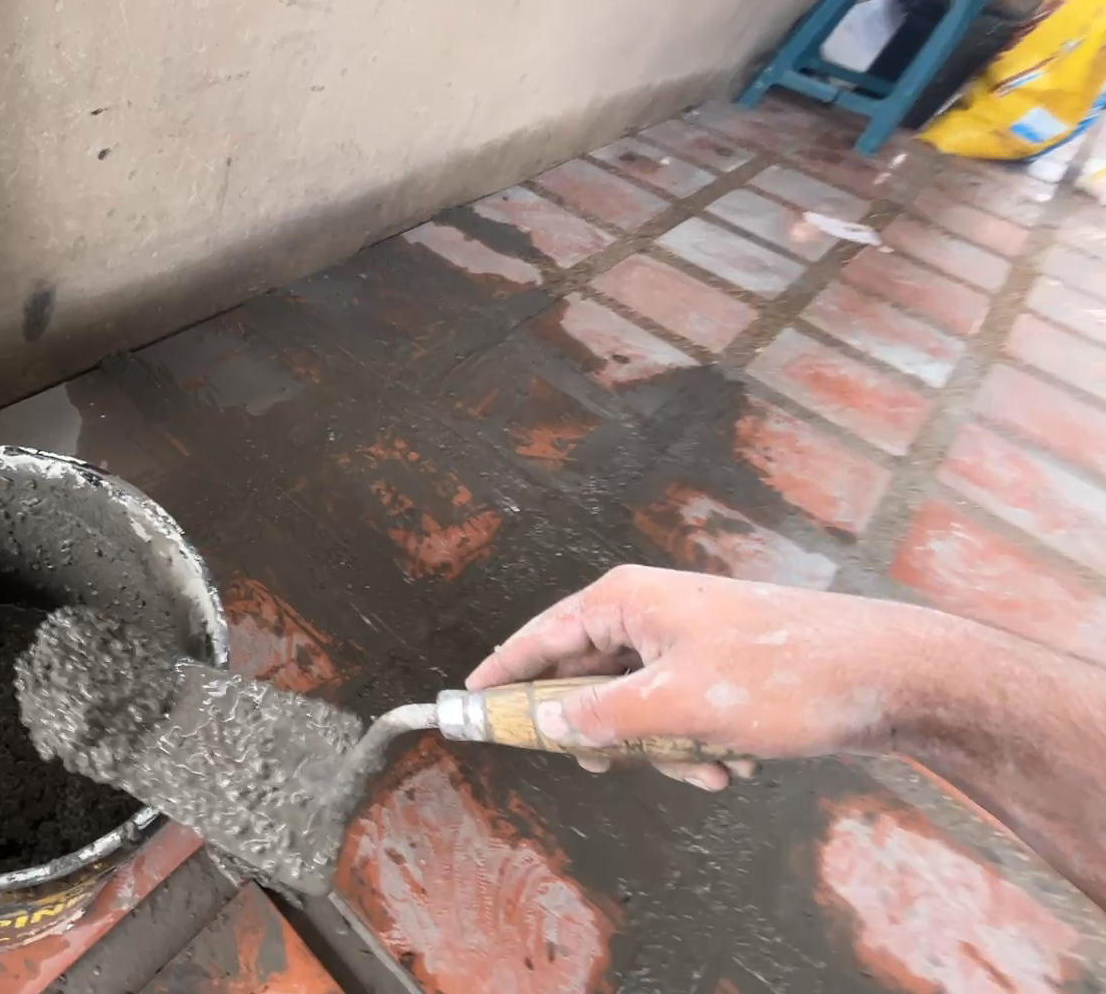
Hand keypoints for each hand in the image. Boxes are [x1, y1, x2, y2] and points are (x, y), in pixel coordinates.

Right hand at [466, 565, 968, 790]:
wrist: (903, 675)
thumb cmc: (783, 677)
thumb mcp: (679, 705)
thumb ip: (601, 718)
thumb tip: (549, 728)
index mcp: (621, 602)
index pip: (539, 637)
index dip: (502, 671)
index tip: (469, 698)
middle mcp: (642, 612)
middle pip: (583, 674)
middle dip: (598, 726)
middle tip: (601, 764)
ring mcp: (678, 636)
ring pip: (630, 698)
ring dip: (654, 743)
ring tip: (700, 769)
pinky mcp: (711, 661)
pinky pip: (670, 705)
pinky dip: (687, 739)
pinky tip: (727, 764)